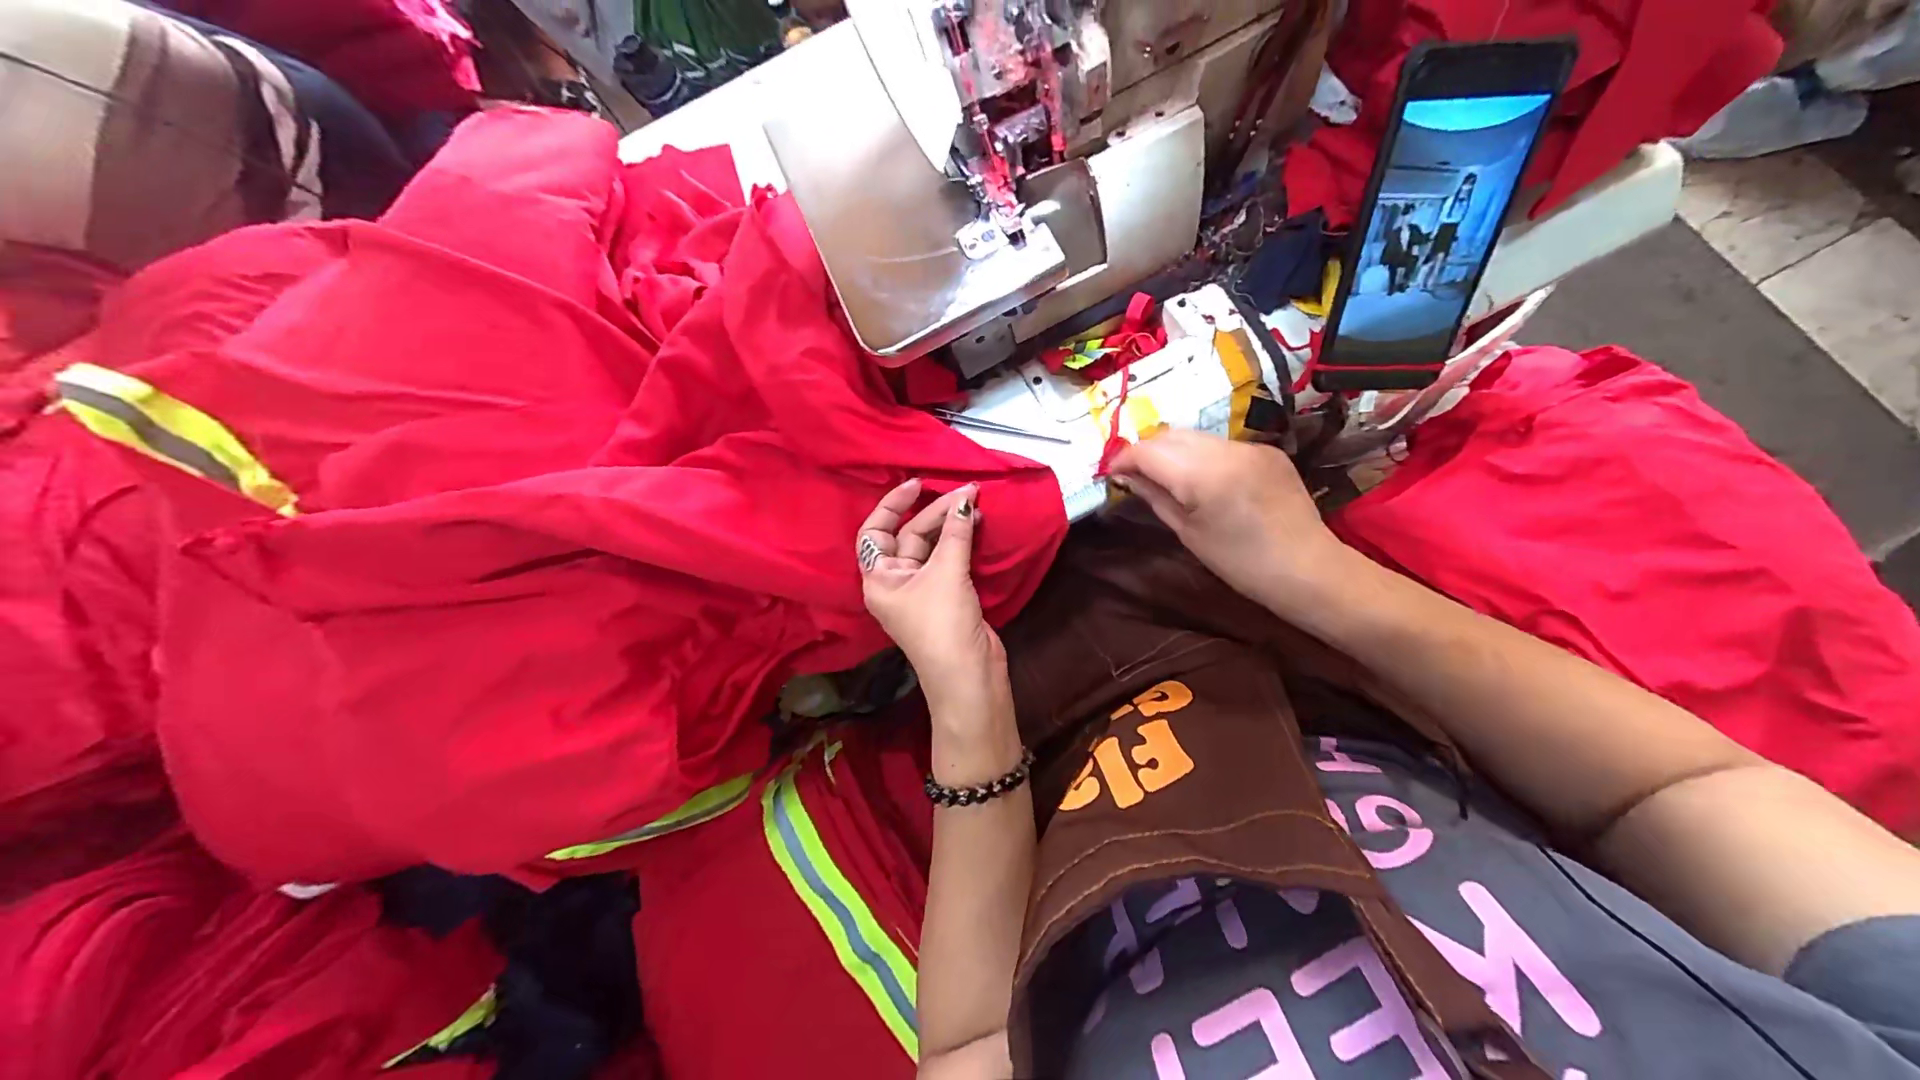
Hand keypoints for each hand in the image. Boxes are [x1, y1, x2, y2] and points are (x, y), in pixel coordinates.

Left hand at [857, 479, 1010, 721]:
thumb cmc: (943, 625)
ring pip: (932, 547)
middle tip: (966, 495)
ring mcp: (922, 590)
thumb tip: (967, 497)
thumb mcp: (946, 574)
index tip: (918, 484)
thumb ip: (956, 533)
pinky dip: (961, 543)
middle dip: (936, 513)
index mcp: (879, 578)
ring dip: (951, 526)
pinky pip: (948, 560)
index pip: (875, 530)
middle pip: (909, 535)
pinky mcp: (946, 597)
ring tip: (975, 505)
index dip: (892, 504)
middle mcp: (896, 582)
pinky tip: (977, 526)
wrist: (969, 676)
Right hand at [1108, 430, 1353, 618]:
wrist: (1306, 568)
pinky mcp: (1267, 449)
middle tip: (1133, 474)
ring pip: (1195, 435)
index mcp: (1203, 476)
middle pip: (1170, 435)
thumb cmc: (1240, 563)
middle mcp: (1227, 450)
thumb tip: (1126, 477)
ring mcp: (1250, 446)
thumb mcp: (1188, 532)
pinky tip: (1202, 478)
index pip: (1149, 451)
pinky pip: (1222, 444)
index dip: (1124, 458)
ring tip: (1163, 474)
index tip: (1110, 473)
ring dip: (1172, 450)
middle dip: (1146, 450)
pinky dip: (1202, 454)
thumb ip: (1154, 496)